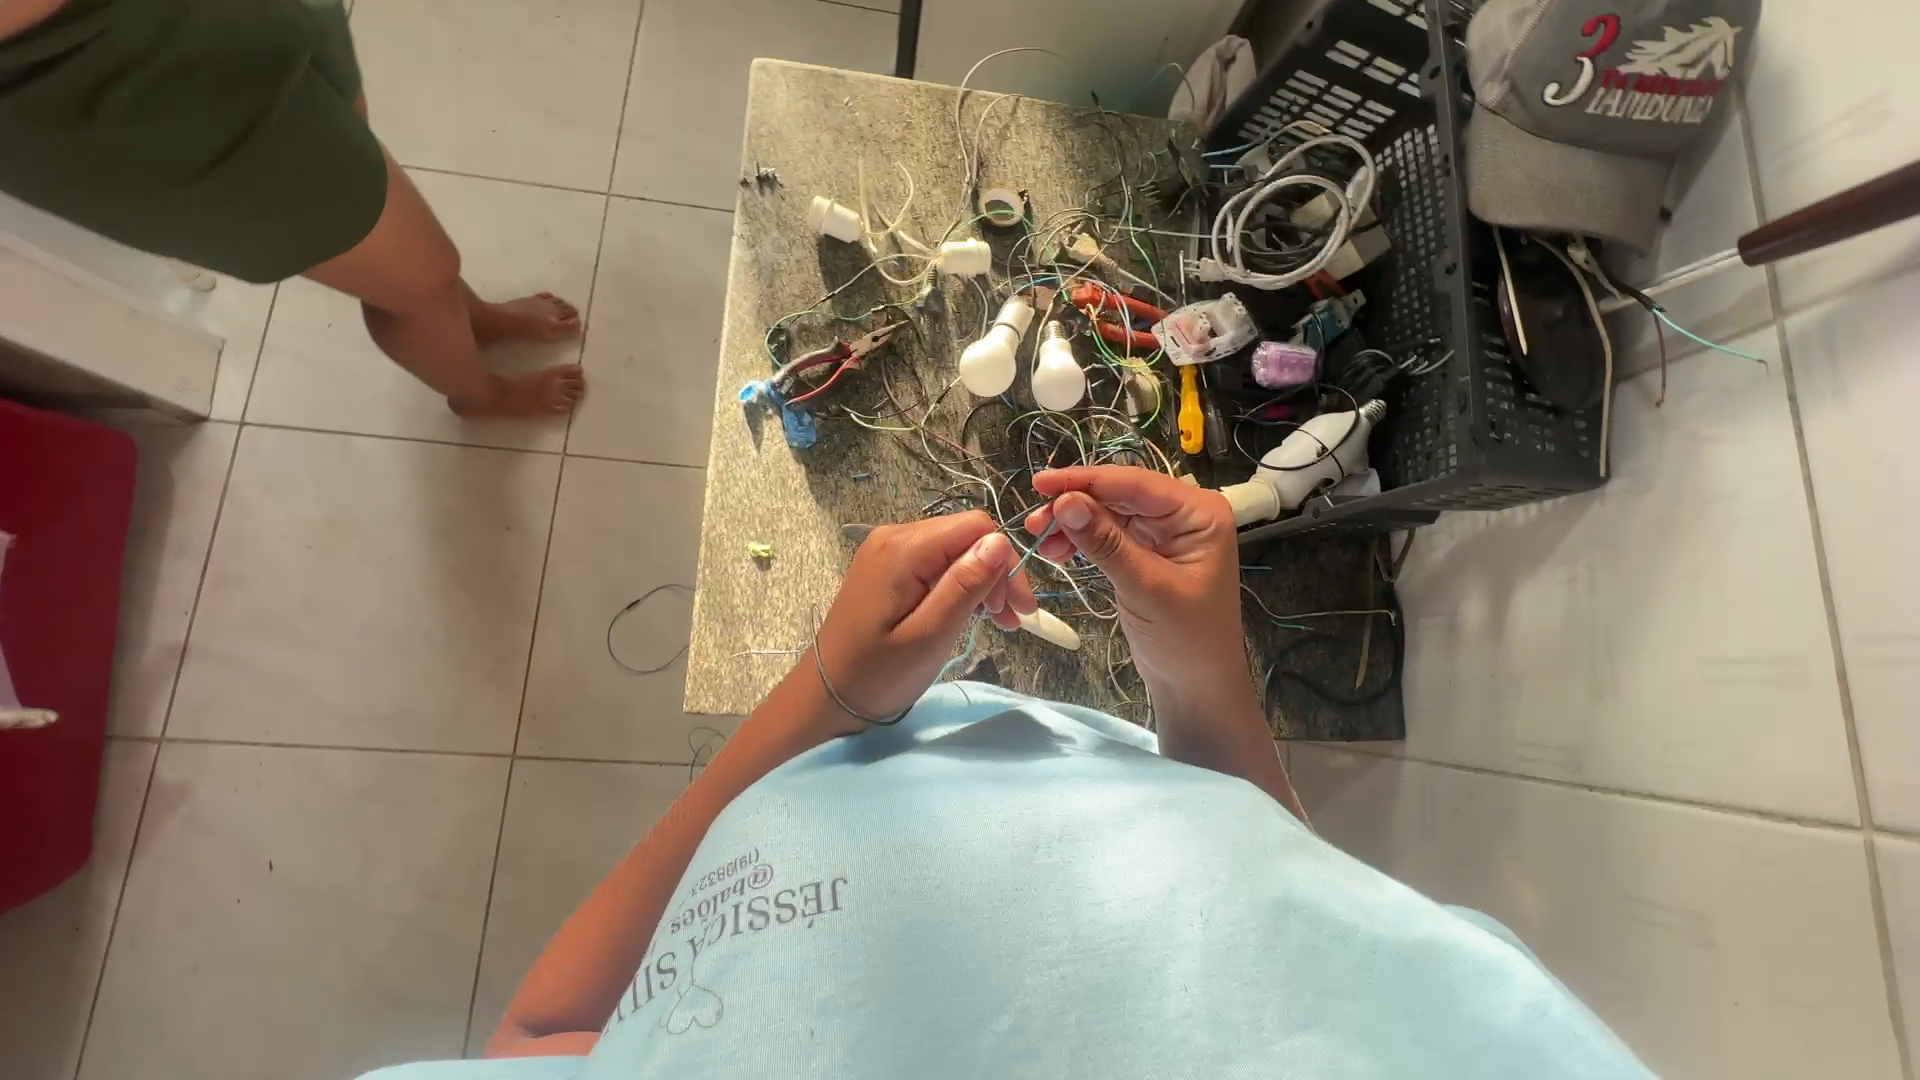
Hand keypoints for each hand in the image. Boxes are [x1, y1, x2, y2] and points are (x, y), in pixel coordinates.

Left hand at [810, 511, 1036, 723]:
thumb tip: (1001, 542)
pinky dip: (958, 586)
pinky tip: (967, 614)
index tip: (1017, 609)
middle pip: (966, 537)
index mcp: (903, 548)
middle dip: (995, 575)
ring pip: (953, 550)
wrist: (824, 697)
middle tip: (1009, 623)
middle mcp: (894, 537)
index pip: (976, 527)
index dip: (1005, 563)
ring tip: (995, 623)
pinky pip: (934, 564)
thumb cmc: (876, 674)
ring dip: (980, 583)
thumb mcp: (929, 635)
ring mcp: (886, 551)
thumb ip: (964, 586)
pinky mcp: (886, 569)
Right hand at [1024, 467, 1250, 703]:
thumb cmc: (1186, 638)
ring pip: (1108, 513)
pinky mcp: (1145, 552)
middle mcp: (1182, 514)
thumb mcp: (1145, 587)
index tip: (1040, 483)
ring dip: (1073, 523)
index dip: (1085, 481)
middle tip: (1034, 522)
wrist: (1196, 685)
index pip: (1134, 483)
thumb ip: (1105, 542)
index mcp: (1198, 512)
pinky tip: (1057, 551)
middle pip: (1118, 495)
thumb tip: (1065, 502)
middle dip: (1074, 504)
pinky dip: (1081, 539)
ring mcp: (1162, 533)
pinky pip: (1107, 535)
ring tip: (1039, 539)